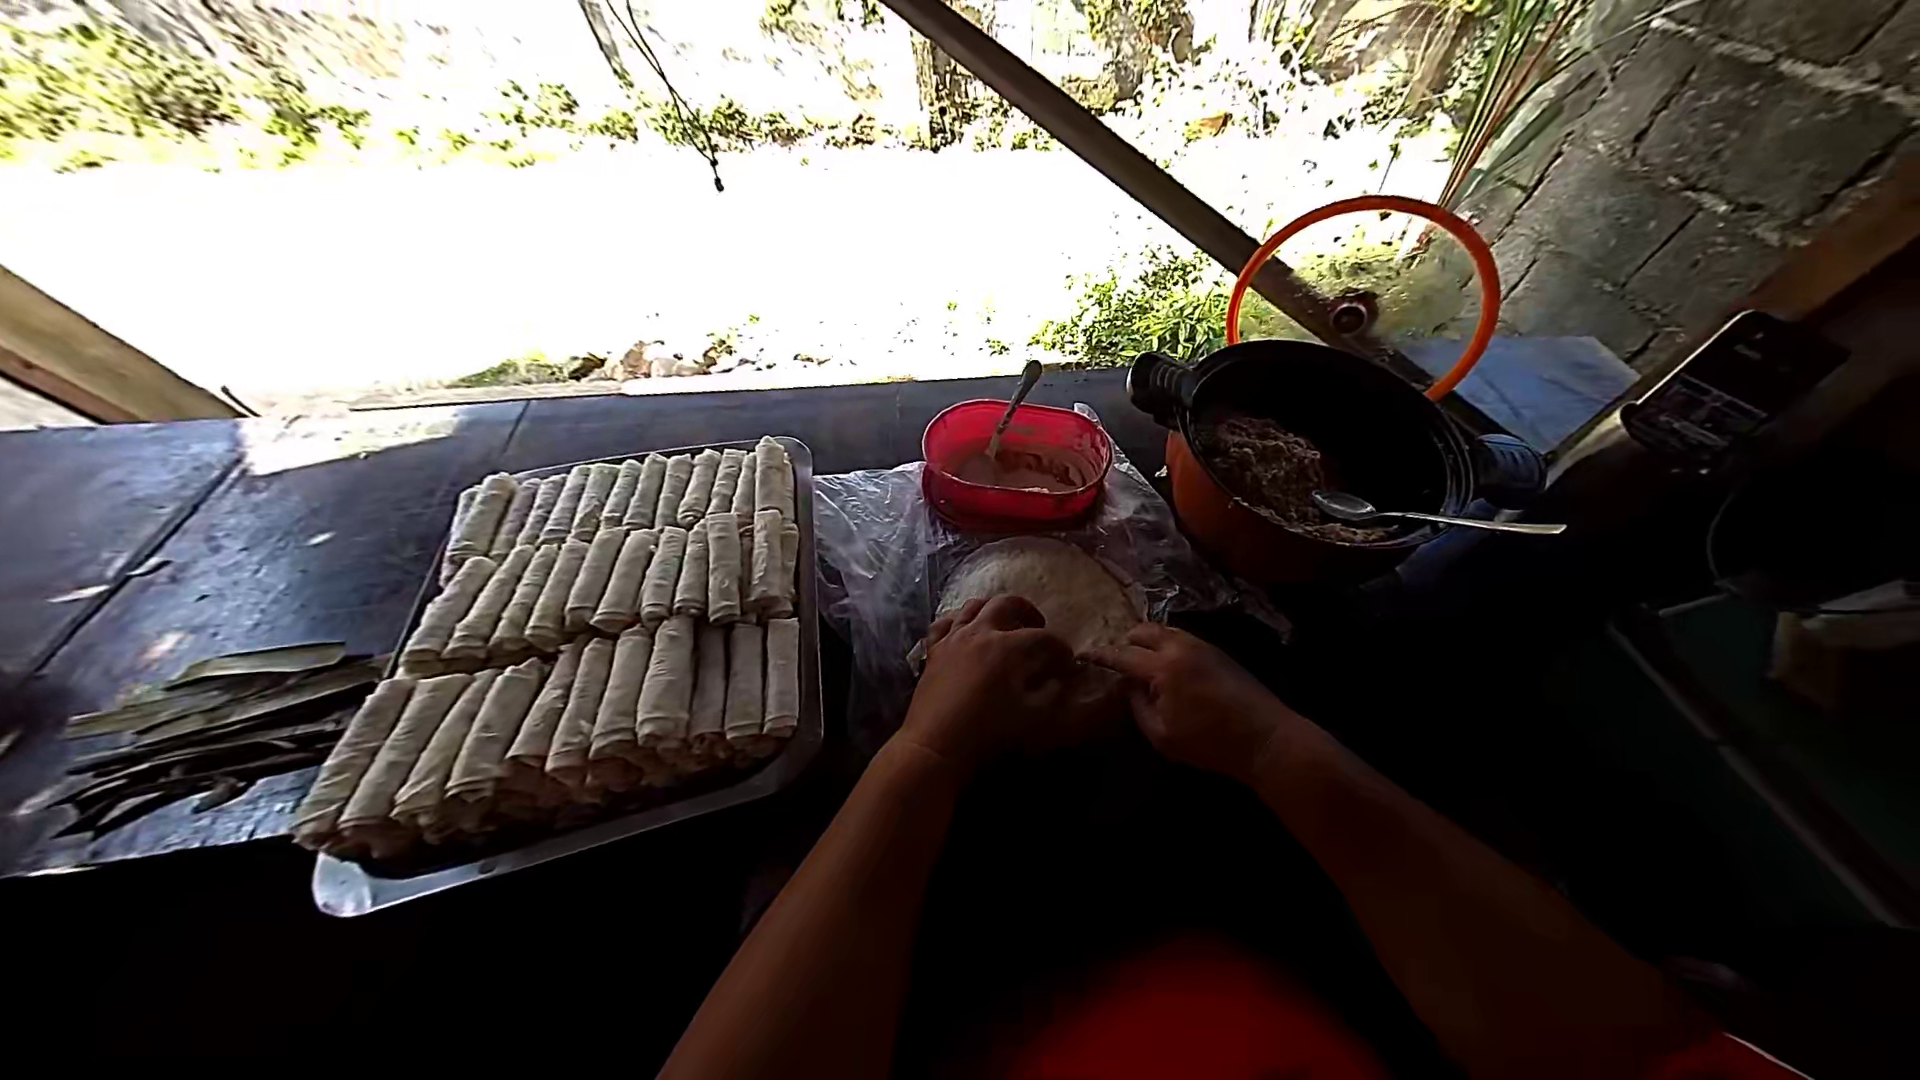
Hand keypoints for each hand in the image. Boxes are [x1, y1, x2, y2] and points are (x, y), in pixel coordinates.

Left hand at [899, 595, 1077, 773]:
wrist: (938, 745)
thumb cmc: (989, 733)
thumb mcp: (1034, 718)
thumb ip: (1053, 693)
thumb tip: (1060, 679)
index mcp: (1009, 648)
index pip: (1043, 638)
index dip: (1060, 648)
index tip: (1067, 661)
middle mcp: (981, 632)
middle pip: (1007, 604)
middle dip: (1028, 612)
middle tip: (1037, 627)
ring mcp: (954, 637)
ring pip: (974, 605)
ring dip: (994, 609)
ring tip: (1004, 622)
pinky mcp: (935, 649)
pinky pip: (944, 622)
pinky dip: (958, 619)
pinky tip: (965, 628)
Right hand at [1085, 624, 1294, 782]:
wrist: (1267, 739)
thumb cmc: (1210, 743)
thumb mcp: (1162, 735)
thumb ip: (1138, 707)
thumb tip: (1130, 687)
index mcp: (1163, 667)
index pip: (1122, 655)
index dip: (1100, 655)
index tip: (1083, 653)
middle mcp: (1180, 647)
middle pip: (1143, 630)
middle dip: (1126, 640)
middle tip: (1116, 657)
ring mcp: (1202, 645)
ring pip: (1165, 630)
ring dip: (1147, 640)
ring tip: (1140, 658)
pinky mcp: (1218, 652)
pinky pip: (1182, 637)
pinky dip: (1166, 643)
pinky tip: (1167, 663)